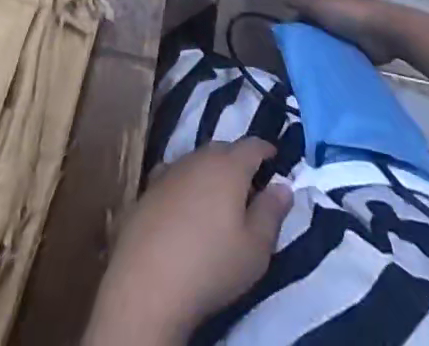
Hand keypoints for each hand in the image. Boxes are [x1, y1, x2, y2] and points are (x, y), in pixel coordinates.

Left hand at [85, 139, 293, 343]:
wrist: (146, 284)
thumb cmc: (211, 264)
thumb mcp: (256, 248)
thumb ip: (272, 212)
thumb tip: (282, 186)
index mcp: (228, 166)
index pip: (252, 145)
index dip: (267, 150)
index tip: (275, 160)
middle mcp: (197, 159)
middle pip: (223, 149)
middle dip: (239, 161)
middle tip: (250, 187)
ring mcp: (168, 172)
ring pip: (196, 161)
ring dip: (210, 172)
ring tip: (218, 200)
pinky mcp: (146, 190)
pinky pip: (173, 176)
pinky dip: (185, 184)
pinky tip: (184, 206)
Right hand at [280, 0, 411, 63]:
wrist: (385, 32)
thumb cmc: (350, 14)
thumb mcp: (321, 6)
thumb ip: (299, 1)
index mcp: (327, 7)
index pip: (305, 17)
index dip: (293, 28)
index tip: (280, 45)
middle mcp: (336, 21)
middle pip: (316, 34)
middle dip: (305, 46)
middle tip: (289, 65)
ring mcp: (349, 39)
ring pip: (328, 49)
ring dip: (319, 59)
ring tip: (302, 76)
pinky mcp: (359, 55)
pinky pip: (342, 62)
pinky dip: (334, 68)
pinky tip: (321, 80)